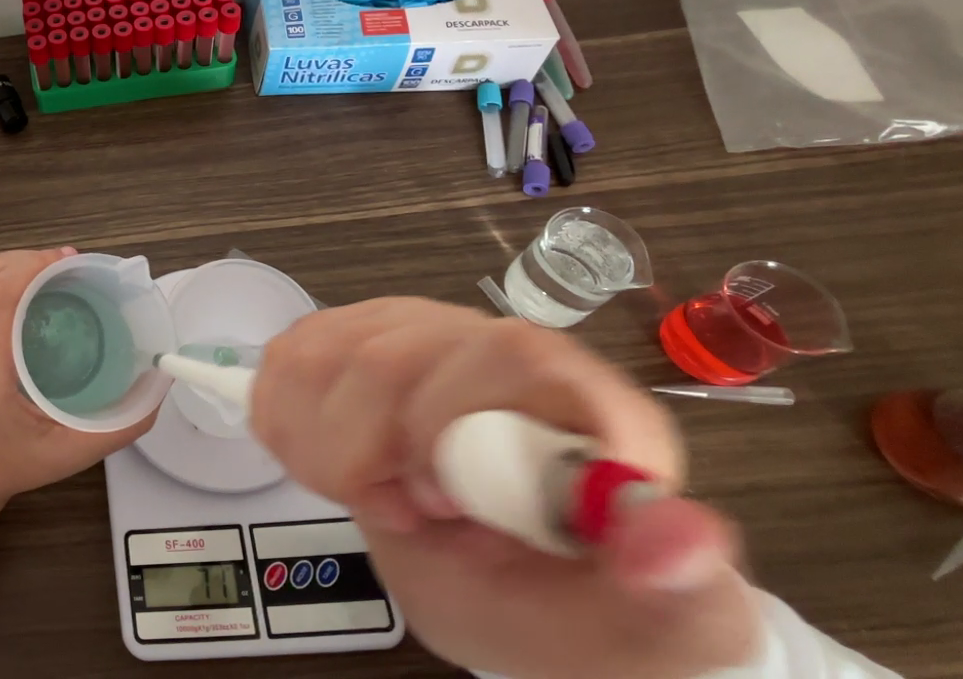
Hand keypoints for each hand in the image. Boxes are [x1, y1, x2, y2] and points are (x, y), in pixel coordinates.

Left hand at [0, 248, 156, 535]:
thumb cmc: (8, 465)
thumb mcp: (70, 453)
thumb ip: (118, 426)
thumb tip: (156, 388)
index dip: (33, 265)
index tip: (70, 261)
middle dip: (29, 258)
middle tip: (70, 268)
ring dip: (13, 263)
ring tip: (52, 273)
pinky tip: (27, 289)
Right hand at [250, 298, 760, 678]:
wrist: (506, 577)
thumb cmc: (567, 605)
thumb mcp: (632, 632)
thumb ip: (675, 597)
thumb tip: (676, 544)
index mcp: (580, 400)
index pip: (504, 356)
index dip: (448, 427)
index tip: (438, 506)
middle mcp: (491, 343)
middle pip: (387, 356)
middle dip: (368, 454)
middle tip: (405, 513)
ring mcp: (411, 330)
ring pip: (320, 355)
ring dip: (323, 449)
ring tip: (376, 493)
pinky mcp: (348, 335)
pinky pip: (285, 360)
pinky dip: (289, 426)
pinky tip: (334, 463)